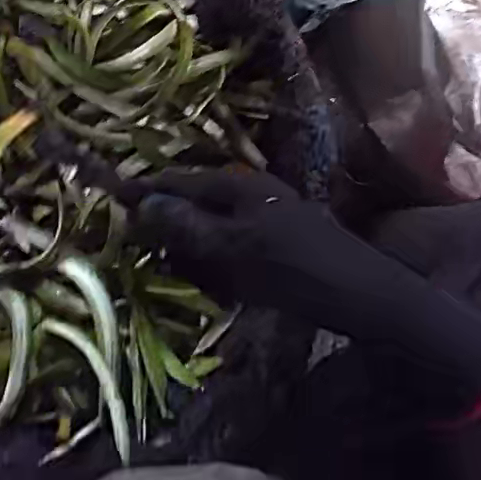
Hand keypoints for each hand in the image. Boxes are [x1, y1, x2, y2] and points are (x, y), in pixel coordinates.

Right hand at [127, 168, 480, 425]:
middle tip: (139, 245)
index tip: (112, 199)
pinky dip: (214, 261)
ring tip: (170, 268)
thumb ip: (186, 226)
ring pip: (210, 225)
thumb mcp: (233, 248)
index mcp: (235, 185)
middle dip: (165, 222)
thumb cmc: (296, 268)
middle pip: (191, 202)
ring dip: (188, 245)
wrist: (368, 298)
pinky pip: (231, 245)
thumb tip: (141, 204)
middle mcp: (247, 193)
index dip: (144, 190)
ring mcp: (263, 216)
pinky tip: (210, 282)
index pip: (176, 181)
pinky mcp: (274, 242)